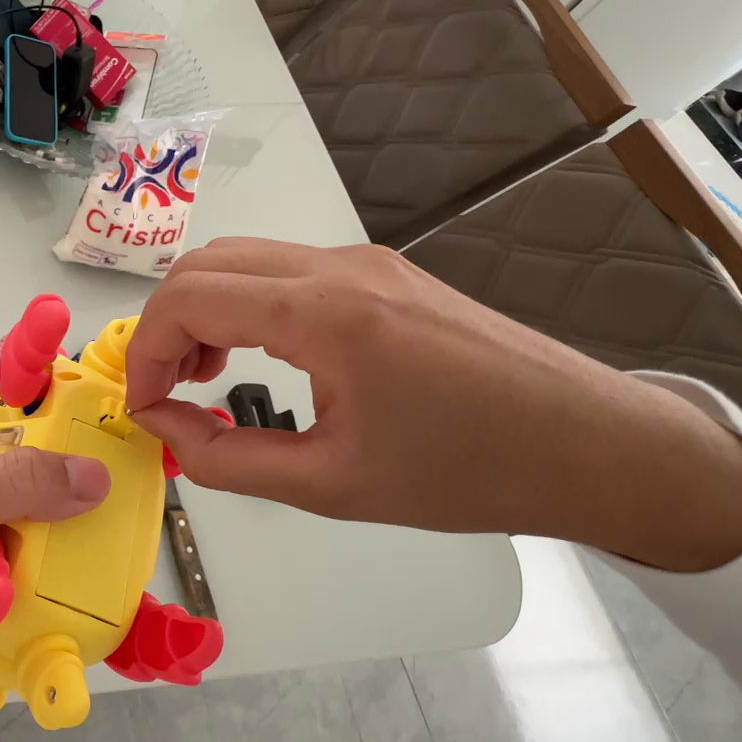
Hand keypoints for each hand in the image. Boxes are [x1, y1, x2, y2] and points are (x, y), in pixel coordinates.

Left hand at [0, 396, 111, 681]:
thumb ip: (12, 488)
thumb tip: (97, 474)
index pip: (9, 414)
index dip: (58, 426)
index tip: (112, 453)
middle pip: (9, 490)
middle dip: (51, 519)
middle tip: (109, 551)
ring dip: (19, 575)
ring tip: (75, 607)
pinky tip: (18, 642)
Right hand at [125, 239, 741, 572]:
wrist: (597, 447)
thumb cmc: (466, 473)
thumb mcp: (329, 484)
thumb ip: (224, 458)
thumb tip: (162, 427)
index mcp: (323, 313)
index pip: (187, 298)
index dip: (144, 353)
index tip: (145, 406)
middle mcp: (335, 265)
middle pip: (202, 263)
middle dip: (164, 325)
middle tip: (168, 390)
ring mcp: (362, 259)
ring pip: (238, 257)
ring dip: (202, 310)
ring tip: (207, 374)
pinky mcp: (381, 270)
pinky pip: (281, 268)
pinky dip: (243, 303)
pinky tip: (259, 353)